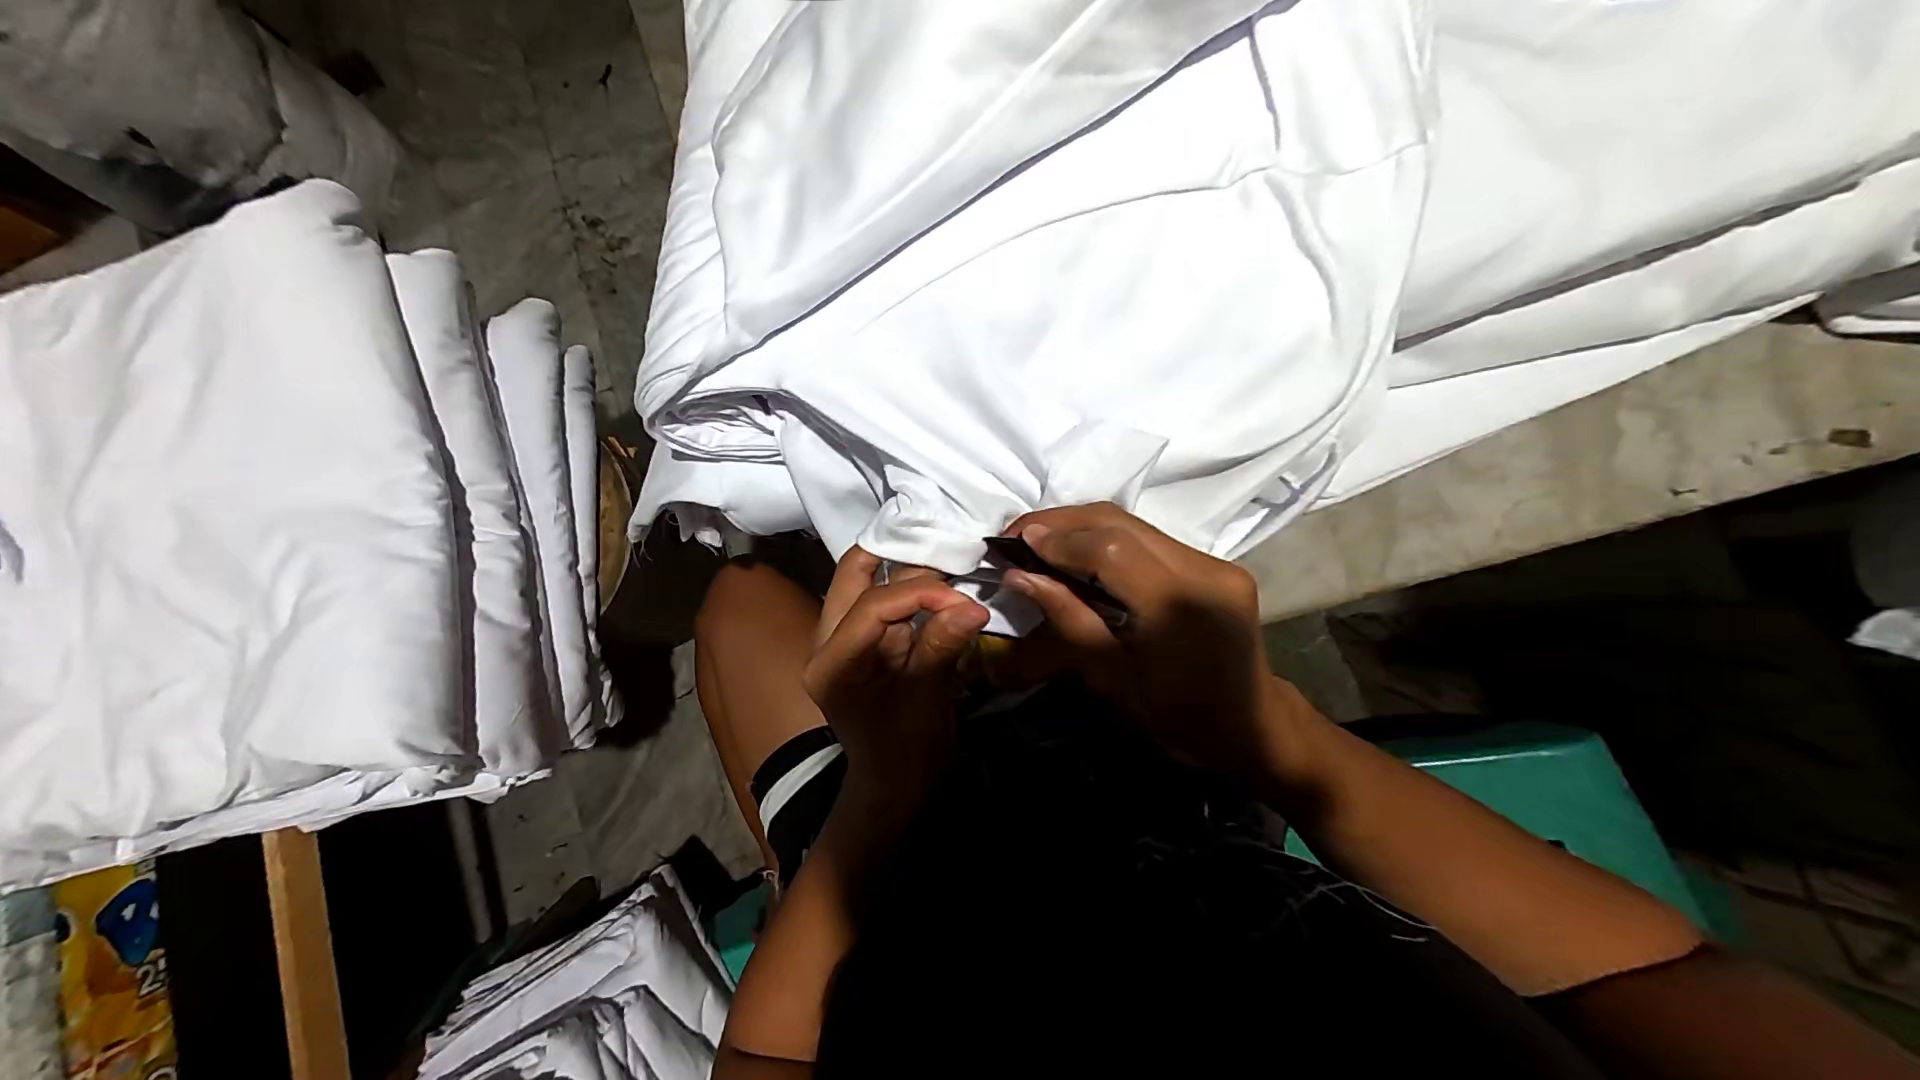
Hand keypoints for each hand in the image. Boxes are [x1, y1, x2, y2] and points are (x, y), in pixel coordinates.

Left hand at [803, 548, 989, 812]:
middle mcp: (827, 639)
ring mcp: (845, 634)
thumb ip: (940, 649)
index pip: (870, 607)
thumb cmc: (903, 753)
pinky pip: (887, 595)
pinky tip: (944, 582)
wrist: (894, 783)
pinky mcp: (867, 635)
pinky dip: (916, 586)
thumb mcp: (923, 704)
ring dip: (910, 567)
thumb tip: (973, 606)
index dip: (919, 594)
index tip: (964, 599)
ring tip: (951, 562)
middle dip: (899, 555)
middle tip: (946, 550)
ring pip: (869, 577)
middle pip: (855, 573)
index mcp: (830, 663)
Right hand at [1001, 503, 1311, 783]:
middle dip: (1064, 521)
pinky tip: (1081, 552)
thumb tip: (1019, 575)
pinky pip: (1151, 538)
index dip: (1059, 540)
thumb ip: (1068, 618)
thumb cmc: (1177, 717)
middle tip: (1020, 535)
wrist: (1250, 726)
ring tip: (1042, 541)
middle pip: (1123, 522)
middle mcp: (1204, 571)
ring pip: (1136, 523)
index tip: (1015, 543)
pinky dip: (1109, 538)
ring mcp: (1216, 563)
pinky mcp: (1217, 563)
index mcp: (1179, 608)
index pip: (1111, 549)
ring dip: (1083, 526)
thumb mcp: (1113, 677)